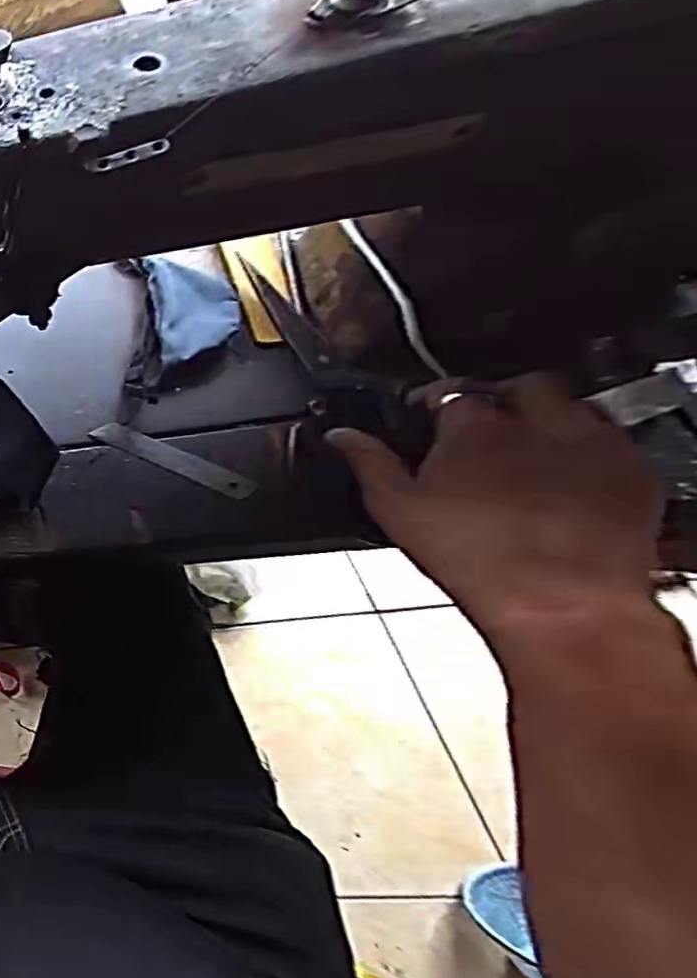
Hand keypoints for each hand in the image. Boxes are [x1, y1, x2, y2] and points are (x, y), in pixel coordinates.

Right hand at [329, 374, 664, 633]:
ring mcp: (595, 446)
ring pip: (576, 405)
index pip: (451, 391)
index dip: (431, 398)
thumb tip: (344, 436)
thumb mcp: (392, 504)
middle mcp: (540, 425)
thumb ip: (368, 461)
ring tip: (520, 441)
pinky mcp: (634, 471)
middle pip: (524, 384)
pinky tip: (561, 471)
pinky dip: (585, 445)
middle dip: (498, 393)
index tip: (422, 408)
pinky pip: (615, 439)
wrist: (555, 592)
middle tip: (477, 415)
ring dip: (546, 414)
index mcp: (475, 429)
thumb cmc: (471, 550)